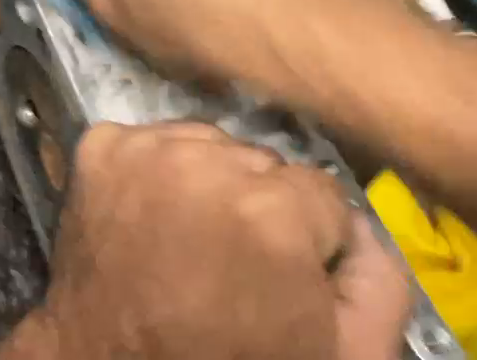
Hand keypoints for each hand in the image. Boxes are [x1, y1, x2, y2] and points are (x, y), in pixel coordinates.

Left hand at [0, 123, 410, 359]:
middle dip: (257, 201)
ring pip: (203, 142)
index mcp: (274, 209)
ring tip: (189, 233)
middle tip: (234, 256)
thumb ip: (378, 282)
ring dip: (205, 178)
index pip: (321, 191)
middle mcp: (206, 160)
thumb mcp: (341, 354)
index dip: (311, 237)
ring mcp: (144, 146)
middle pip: (258, 160)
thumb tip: (361, 225)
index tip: (285, 271)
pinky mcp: (98, 145)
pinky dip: (151, 169)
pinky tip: (149, 214)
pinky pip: (147, 139)